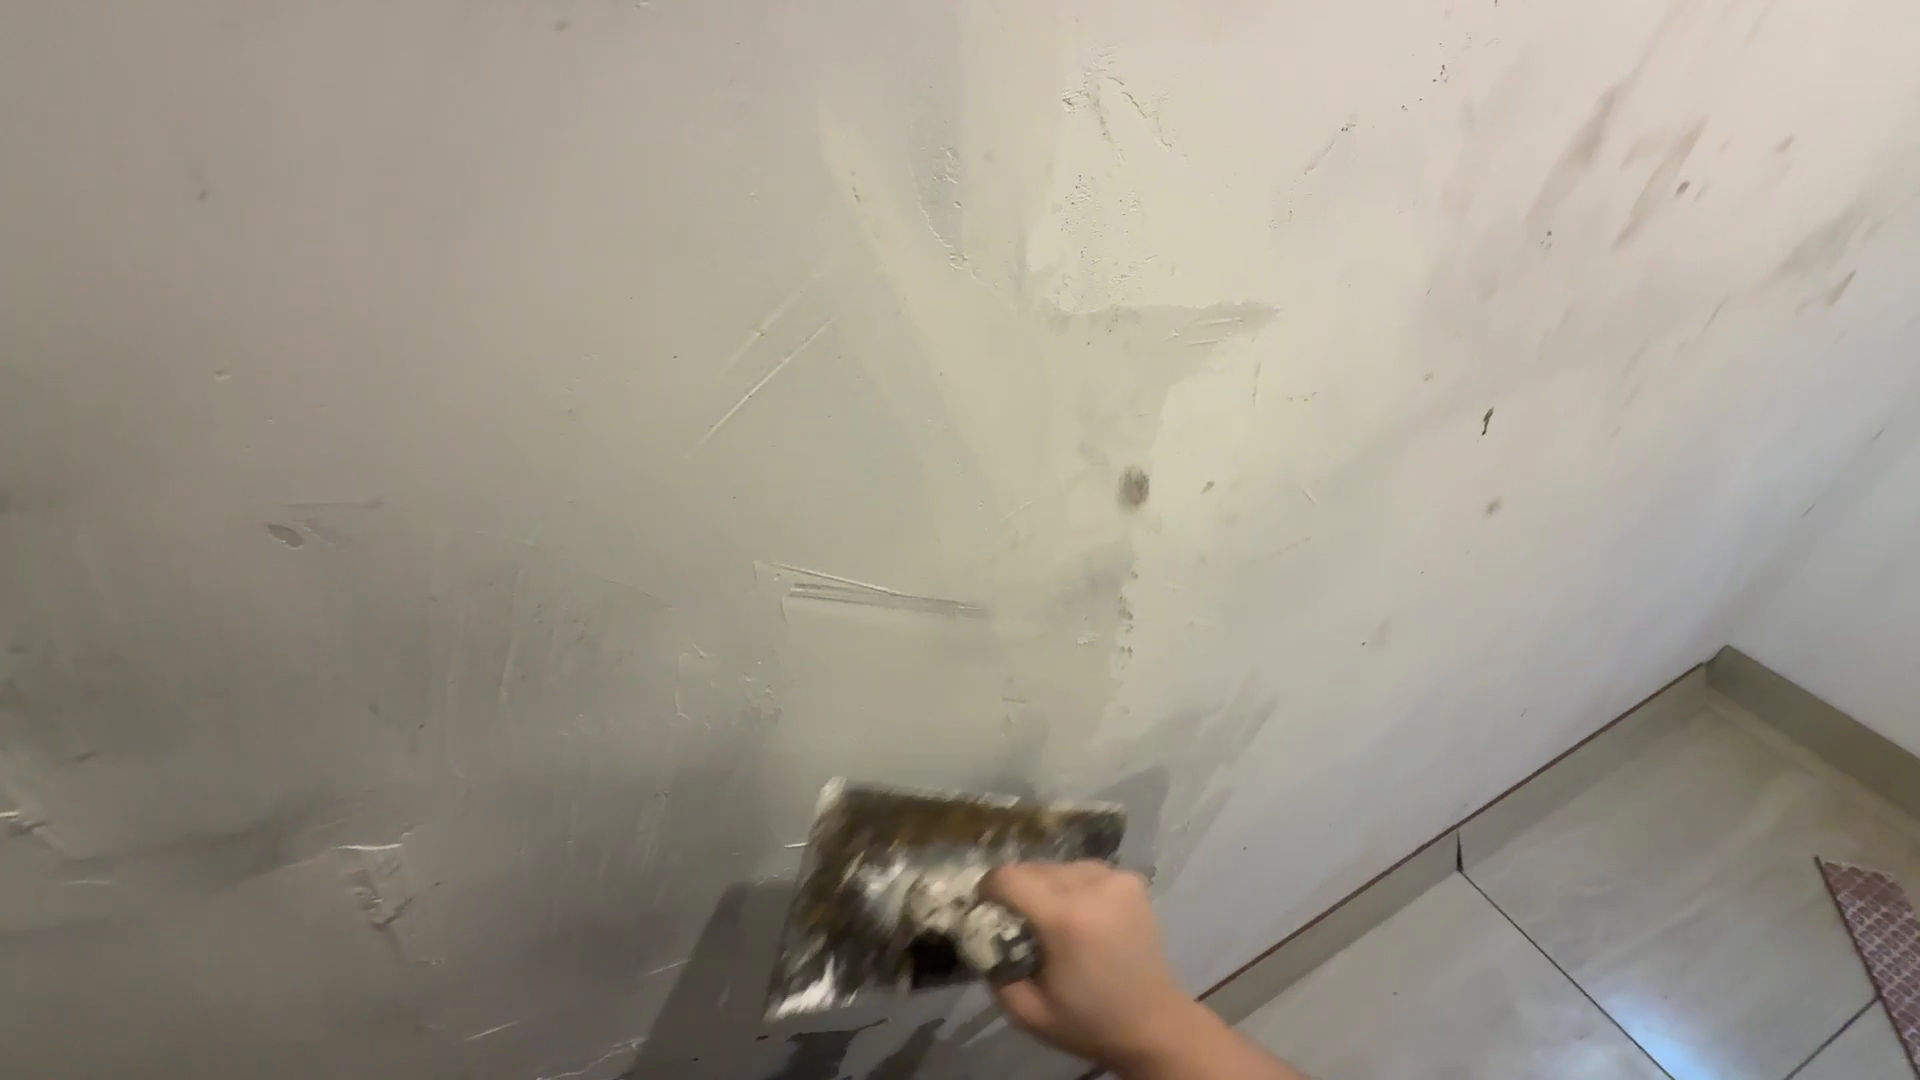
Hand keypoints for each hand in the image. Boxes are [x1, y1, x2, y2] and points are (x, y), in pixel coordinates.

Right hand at [979, 861, 1207, 1066]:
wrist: (1156, 1024)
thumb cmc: (1090, 1022)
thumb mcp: (1029, 1012)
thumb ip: (995, 972)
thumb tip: (979, 936)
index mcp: (1064, 918)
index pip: (1008, 877)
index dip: (988, 890)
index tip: (985, 909)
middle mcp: (1090, 885)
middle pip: (1031, 868)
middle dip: (1017, 890)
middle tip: (1018, 922)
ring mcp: (1114, 878)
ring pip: (1057, 866)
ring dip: (1045, 886)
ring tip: (1052, 919)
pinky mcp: (1130, 879)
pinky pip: (1083, 870)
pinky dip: (1073, 886)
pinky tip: (1082, 914)